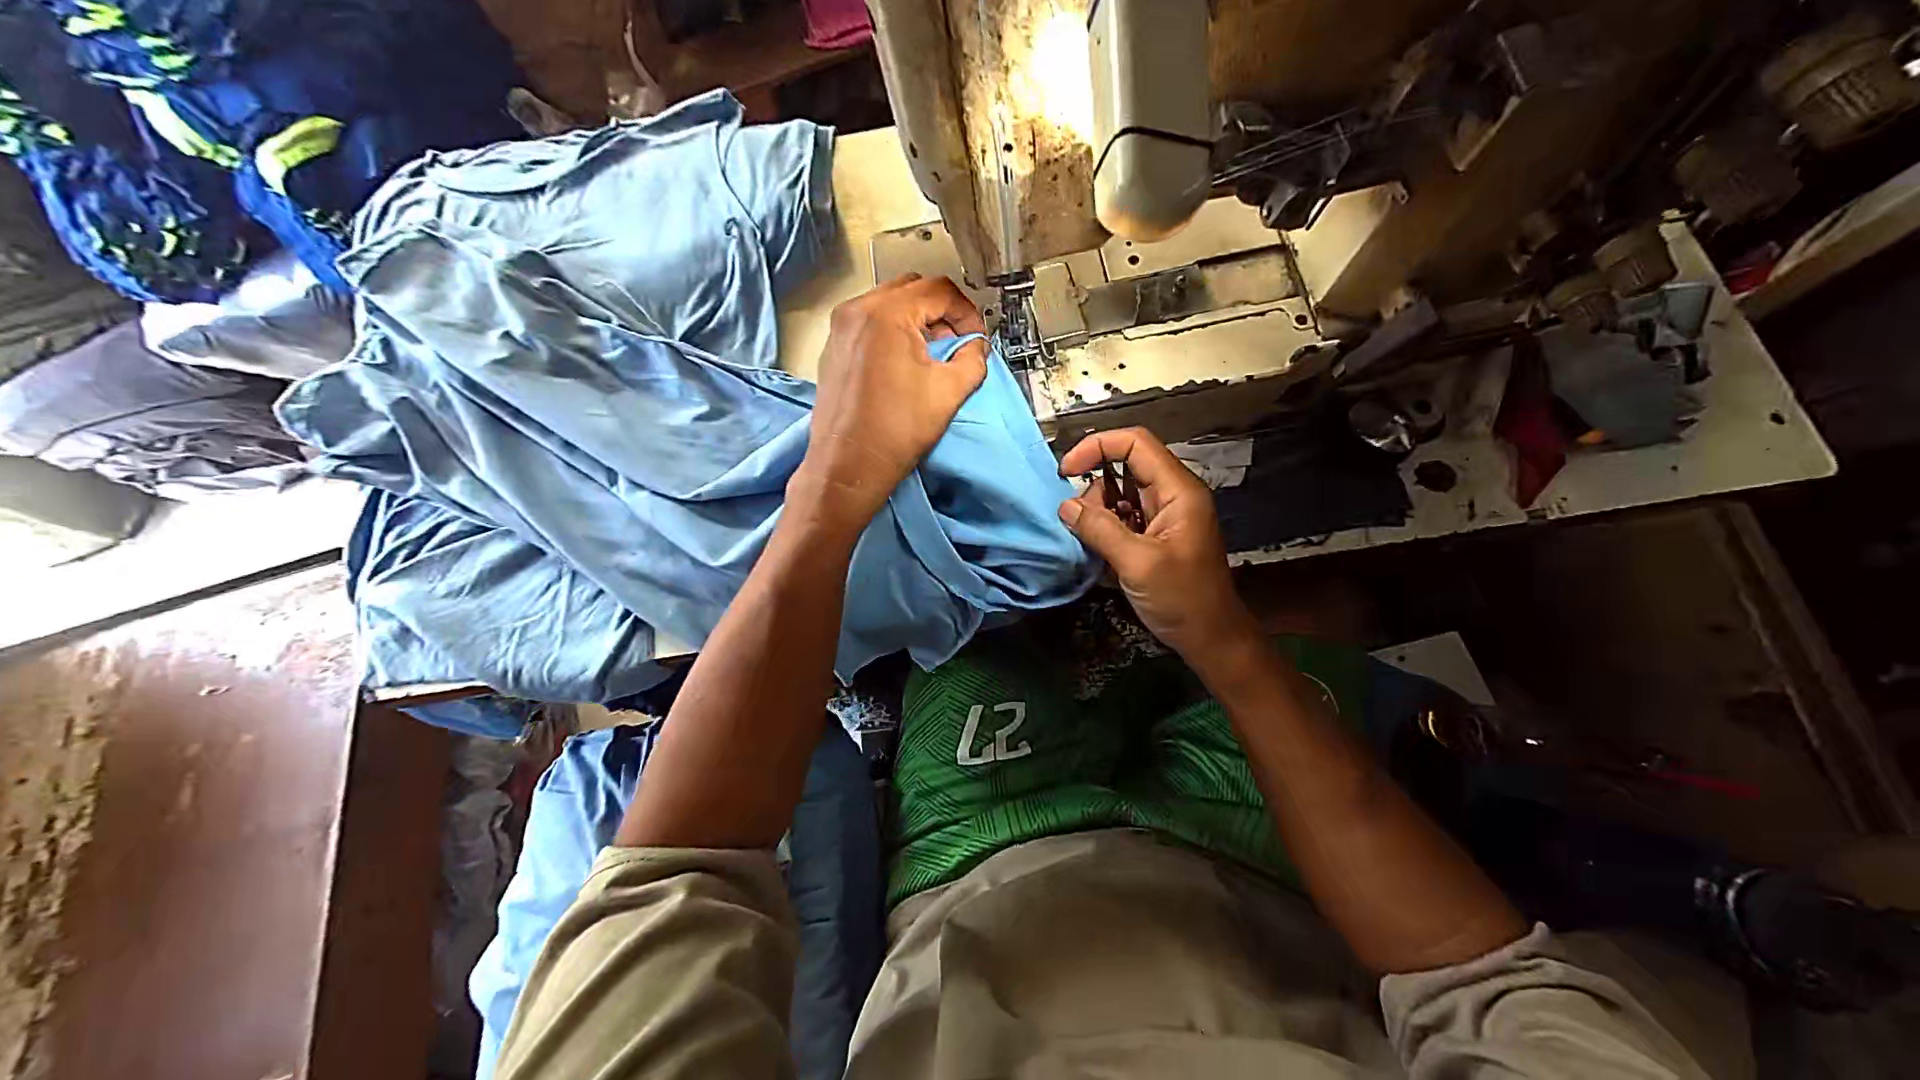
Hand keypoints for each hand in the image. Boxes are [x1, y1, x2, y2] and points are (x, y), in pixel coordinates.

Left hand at [795, 274, 988, 527]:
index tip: (975, 336)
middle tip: (958, 341)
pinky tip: (907, 363)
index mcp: (886, 314)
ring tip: (934, 354)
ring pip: (890, 304)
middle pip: (912, 289)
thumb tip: (976, 348)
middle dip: (942, 312)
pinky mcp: (834, 347)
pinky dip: (894, 332)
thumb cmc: (893, 432)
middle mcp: (857, 312)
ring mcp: (840, 329)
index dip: (966, 311)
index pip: (939, 290)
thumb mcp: (949, 392)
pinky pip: (870, 323)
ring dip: (918, 321)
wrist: (849, 465)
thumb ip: (973, 359)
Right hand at [1058, 427, 1260, 660]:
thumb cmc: (1183, 599)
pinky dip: (1103, 528)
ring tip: (1092, 542)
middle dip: (1093, 487)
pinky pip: (1121, 517)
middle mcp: (1171, 495)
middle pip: (1123, 466)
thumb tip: (1065, 506)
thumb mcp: (1137, 563)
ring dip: (1096, 511)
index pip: (1134, 443)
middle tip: (1080, 522)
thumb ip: (1100, 530)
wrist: (1211, 638)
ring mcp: (1162, 515)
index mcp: (1178, 490)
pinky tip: (1099, 553)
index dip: (1096, 446)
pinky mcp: (1153, 536)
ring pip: (1119, 493)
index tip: (1066, 472)